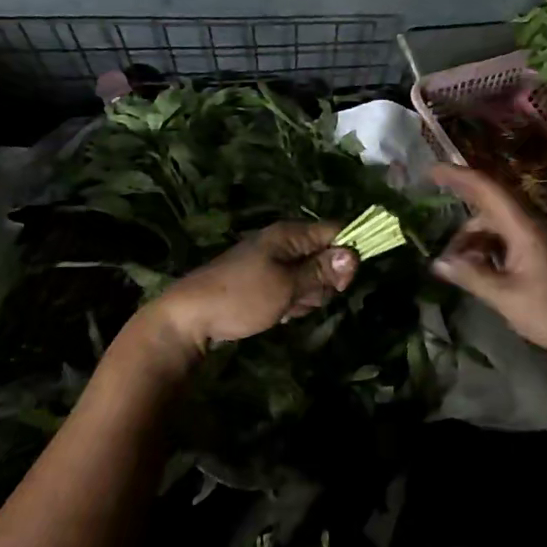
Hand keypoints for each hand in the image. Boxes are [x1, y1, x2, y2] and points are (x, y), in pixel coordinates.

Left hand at [143, 221, 358, 353]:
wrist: (192, 315)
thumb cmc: (241, 296)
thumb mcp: (287, 285)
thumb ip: (321, 271)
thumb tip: (354, 254)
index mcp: (289, 234)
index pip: (335, 232)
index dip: (346, 255)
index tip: (342, 282)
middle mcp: (282, 242)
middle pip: (325, 257)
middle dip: (322, 283)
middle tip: (302, 297)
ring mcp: (272, 262)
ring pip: (310, 278)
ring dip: (305, 297)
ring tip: (284, 307)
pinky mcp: (264, 282)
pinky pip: (292, 289)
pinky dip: (289, 303)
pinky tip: (276, 314)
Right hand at [429, 163, 546, 381]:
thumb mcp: (505, 297)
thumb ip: (470, 276)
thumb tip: (437, 263)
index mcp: (525, 229)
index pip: (489, 190)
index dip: (459, 176)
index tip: (431, 170)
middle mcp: (530, 228)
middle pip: (490, 204)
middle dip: (461, 200)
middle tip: (431, 201)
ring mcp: (535, 242)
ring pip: (493, 225)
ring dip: (469, 237)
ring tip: (451, 261)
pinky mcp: (537, 257)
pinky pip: (502, 241)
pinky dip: (482, 248)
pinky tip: (471, 268)